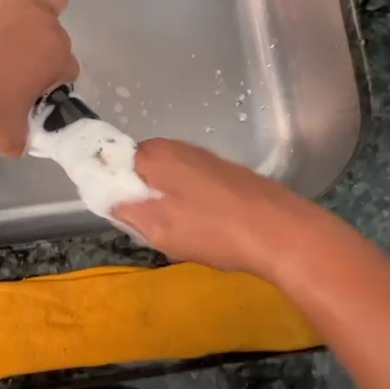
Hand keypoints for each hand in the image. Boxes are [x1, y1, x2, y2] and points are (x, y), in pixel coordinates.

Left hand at [0, 0, 78, 155]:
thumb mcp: (8, 134)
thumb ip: (20, 137)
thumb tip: (18, 144)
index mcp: (56, 58)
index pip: (68, 69)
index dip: (51, 83)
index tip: (31, 94)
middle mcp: (44, 25)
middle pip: (59, 33)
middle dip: (45, 49)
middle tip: (17, 69)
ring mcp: (16, 3)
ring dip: (40, 9)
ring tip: (17, 28)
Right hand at [112, 139, 315, 277]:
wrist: (281, 233)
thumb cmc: (212, 229)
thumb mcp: (157, 228)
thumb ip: (124, 210)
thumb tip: (108, 197)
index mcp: (154, 154)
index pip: (113, 164)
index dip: (112, 191)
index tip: (121, 218)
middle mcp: (177, 148)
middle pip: (142, 175)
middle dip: (142, 202)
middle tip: (151, 234)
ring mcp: (205, 161)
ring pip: (169, 185)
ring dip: (167, 210)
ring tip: (181, 239)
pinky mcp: (226, 176)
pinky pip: (193, 191)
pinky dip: (191, 211)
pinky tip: (206, 235)